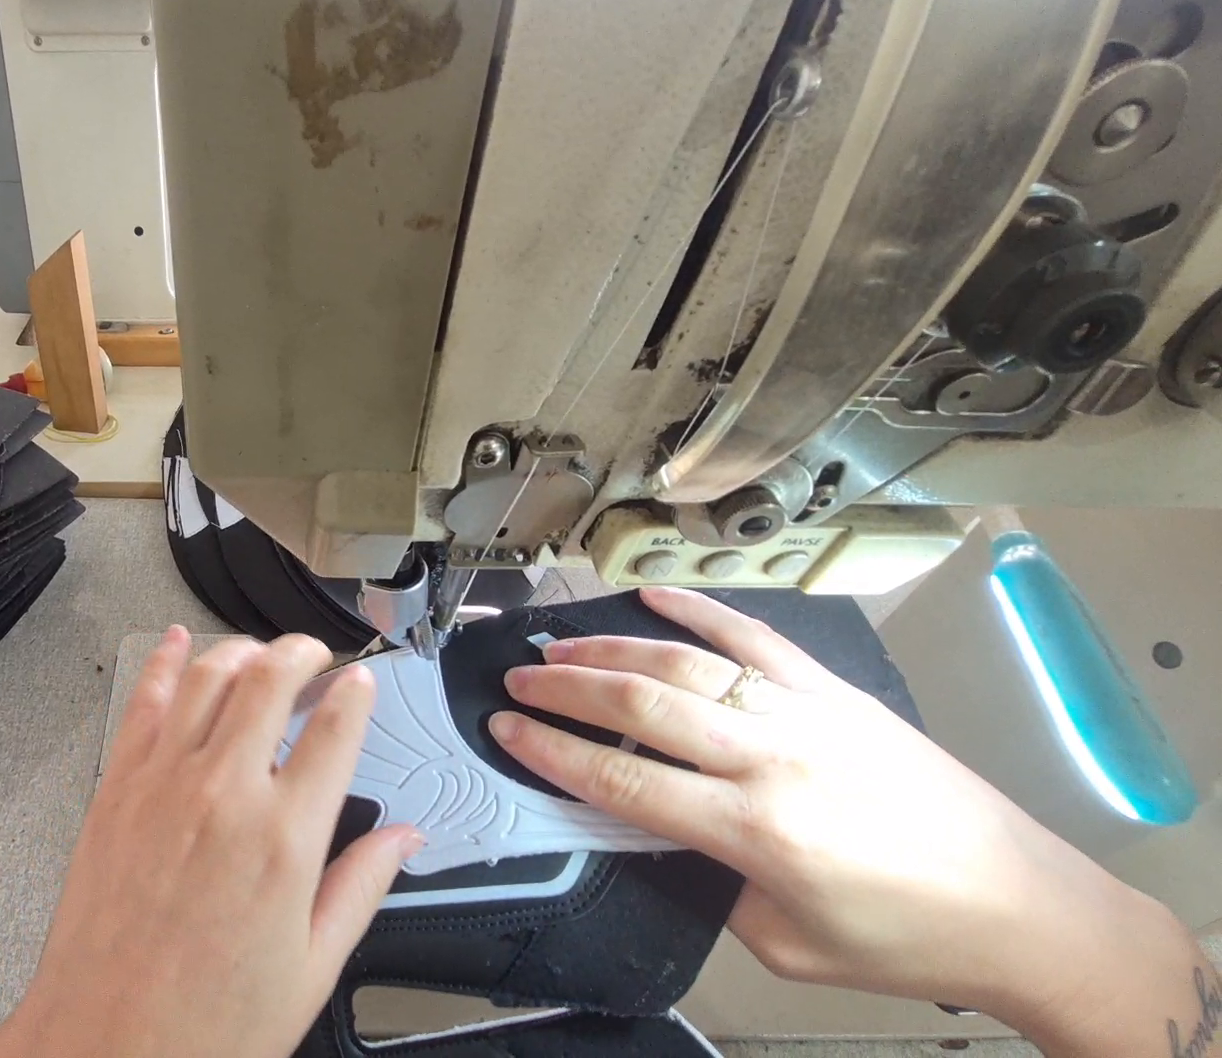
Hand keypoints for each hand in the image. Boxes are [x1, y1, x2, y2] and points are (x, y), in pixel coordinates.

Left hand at [0, 628, 421, 1057]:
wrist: (106, 1046)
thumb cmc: (207, 1023)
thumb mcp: (312, 966)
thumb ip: (362, 886)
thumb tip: (403, 840)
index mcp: (284, 839)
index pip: (335, 731)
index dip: (355, 693)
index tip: (360, 682)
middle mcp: (224, 793)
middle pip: (272, 679)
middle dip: (302, 651)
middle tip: (314, 653)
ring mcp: (165, 781)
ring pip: (210, 676)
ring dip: (242, 650)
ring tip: (260, 653)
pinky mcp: (120, 785)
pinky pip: (145, 700)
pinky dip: (164, 661)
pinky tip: (175, 643)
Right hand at [489, 586, 1206, 1055]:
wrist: (1027, 910)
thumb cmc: (901, 937)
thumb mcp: (781, 939)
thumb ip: (705, 875)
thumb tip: (650, 824)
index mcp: (757, 830)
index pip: (624, 781)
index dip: (553, 752)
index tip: (505, 729)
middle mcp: (773, 759)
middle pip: (642, 708)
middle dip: (565, 689)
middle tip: (517, 678)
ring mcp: (804, 713)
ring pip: (684, 665)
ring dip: (611, 652)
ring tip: (560, 648)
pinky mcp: (834, 691)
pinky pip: (753, 638)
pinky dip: (697, 609)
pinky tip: (651, 593)